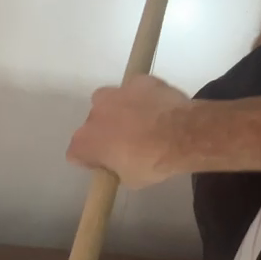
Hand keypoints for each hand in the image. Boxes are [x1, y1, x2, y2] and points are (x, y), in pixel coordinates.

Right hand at [67, 75, 190, 187]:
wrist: (183, 134)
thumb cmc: (153, 163)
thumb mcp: (129, 179)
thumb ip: (115, 167)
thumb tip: (119, 161)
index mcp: (86, 141)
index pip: (77, 153)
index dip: (92, 159)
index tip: (107, 162)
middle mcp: (95, 113)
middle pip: (94, 124)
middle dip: (107, 131)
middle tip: (128, 142)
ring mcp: (117, 92)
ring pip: (110, 100)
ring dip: (120, 109)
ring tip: (142, 120)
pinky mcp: (139, 80)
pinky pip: (136, 89)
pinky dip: (143, 96)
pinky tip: (158, 107)